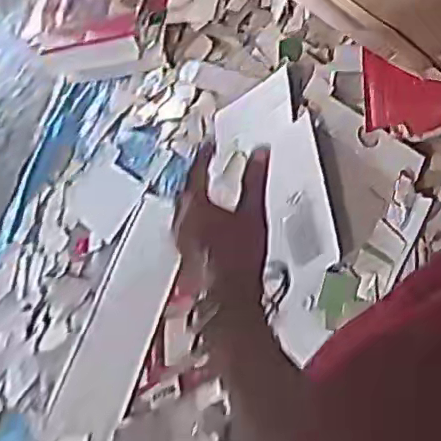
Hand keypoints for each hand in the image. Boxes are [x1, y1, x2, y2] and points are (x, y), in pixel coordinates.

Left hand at [176, 144, 270, 318]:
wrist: (230, 294)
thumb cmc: (239, 256)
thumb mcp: (254, 210)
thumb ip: (255, 179)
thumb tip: (259, 155)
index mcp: (197, 208)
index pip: (196, 173)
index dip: (203, 156)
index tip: (208, 145)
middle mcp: (182, 222)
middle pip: (185, 191)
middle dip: (194, 175)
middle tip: (204, 163)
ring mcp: (181, 238)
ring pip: (182, 208)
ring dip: (192, 194)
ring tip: (205, 186)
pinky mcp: (185, 250)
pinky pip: (184, 223)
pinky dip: (193, 213)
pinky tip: (204, 216)